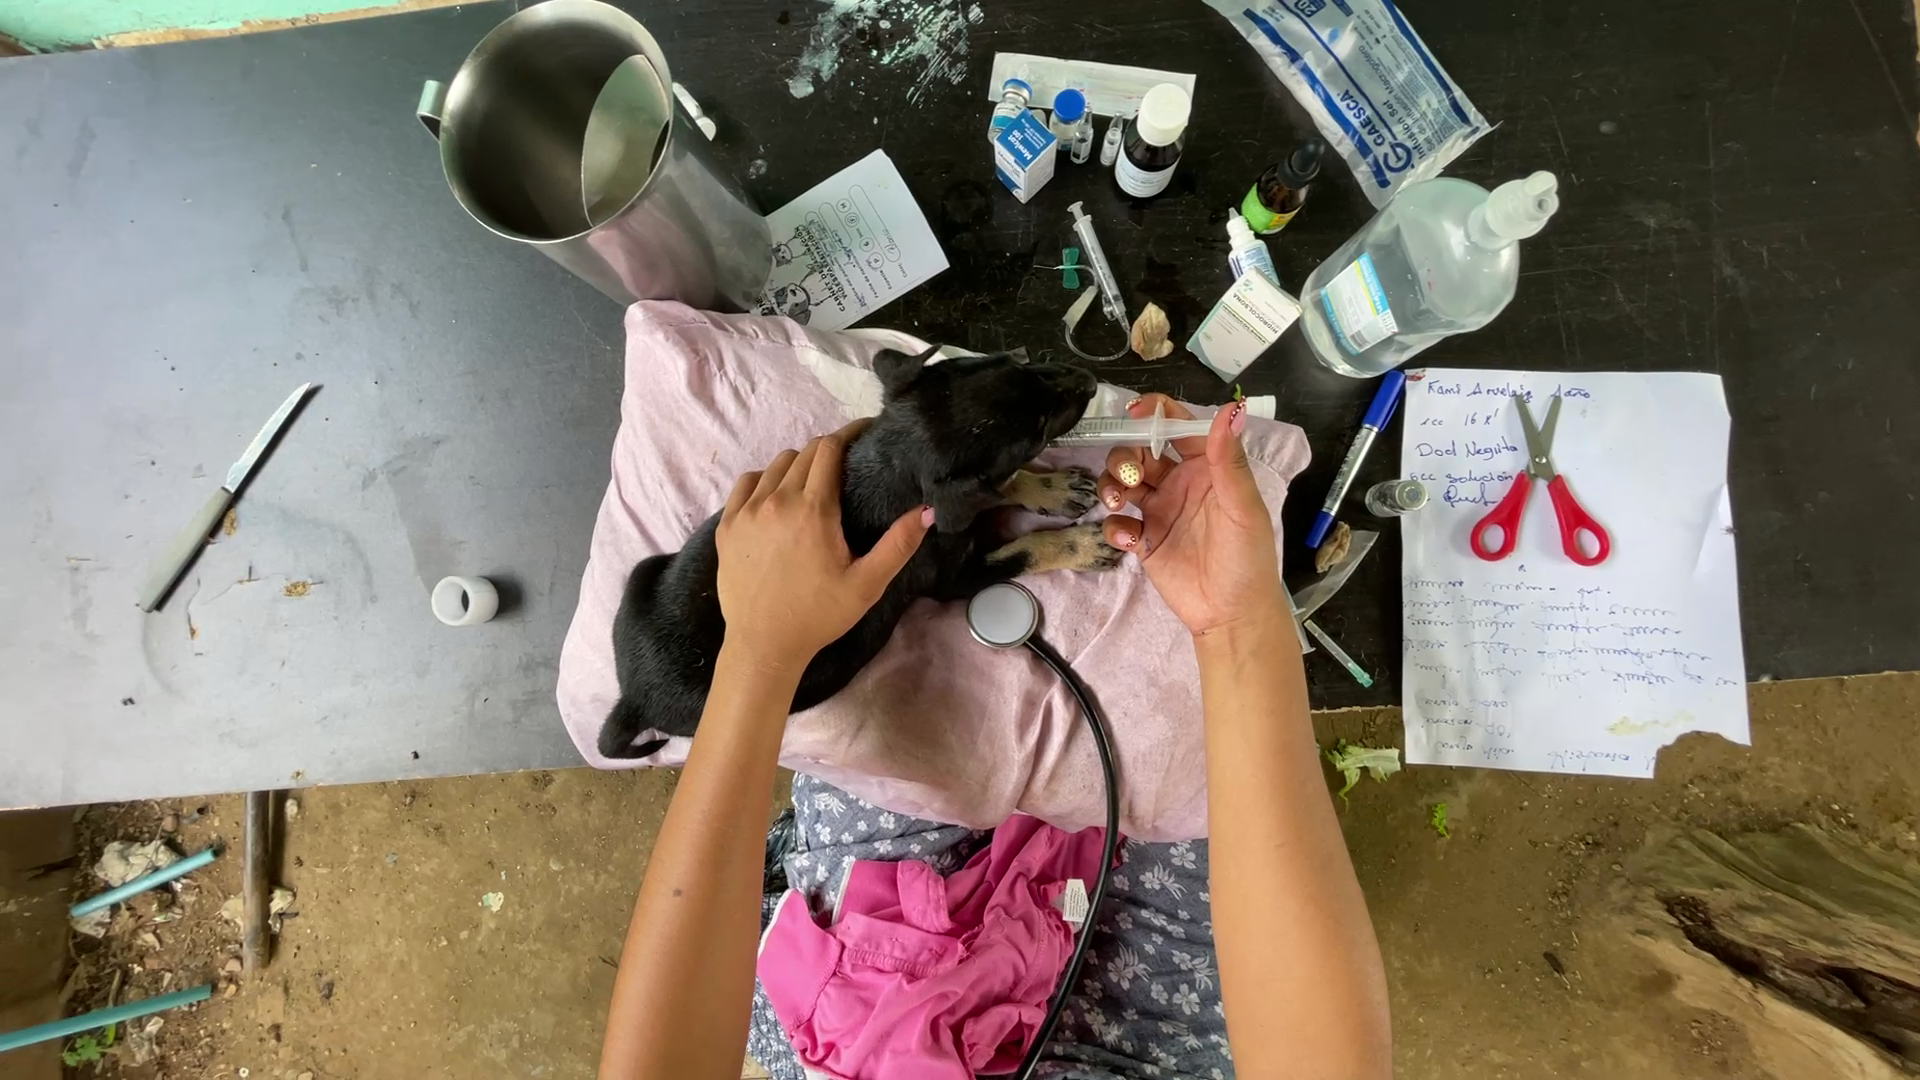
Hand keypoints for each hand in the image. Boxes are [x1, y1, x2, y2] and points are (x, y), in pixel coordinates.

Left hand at [715, 420, 931, 672]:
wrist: (763, 645)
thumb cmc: (820, 615)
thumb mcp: (868, 584)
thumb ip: (898, 545)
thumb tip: (927, 510)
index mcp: (814, 509)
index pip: (829, 449)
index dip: (849, 434)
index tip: (864, 432)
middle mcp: (777, 500)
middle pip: (804, 453)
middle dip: (827, 450)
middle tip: (845, 465)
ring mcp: (747, 511)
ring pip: (775, 465)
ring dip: (797, 465)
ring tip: (813, 484)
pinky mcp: (727, 526)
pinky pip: (746, 483)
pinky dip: (764, 481)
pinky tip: (775, 497)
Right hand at [1098, 395, 1286, 636]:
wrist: (1232, 614)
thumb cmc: (1247, 558)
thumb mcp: (1243, 507)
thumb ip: (1229, 461)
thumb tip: (1230, 410)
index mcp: (1206, 469)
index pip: (1178, 427)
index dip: (1155, 413)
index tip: (1133, 413)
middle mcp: (1178, 484)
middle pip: (1138, 453)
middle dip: (1124, 457)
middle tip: (1128, 478)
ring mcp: (1158, 512)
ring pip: (1121, 484)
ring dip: (1111, 486)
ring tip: (1117, 504)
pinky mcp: (1143, 540)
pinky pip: (1118, 523)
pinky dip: (1114, 526)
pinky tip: (1129, 542)